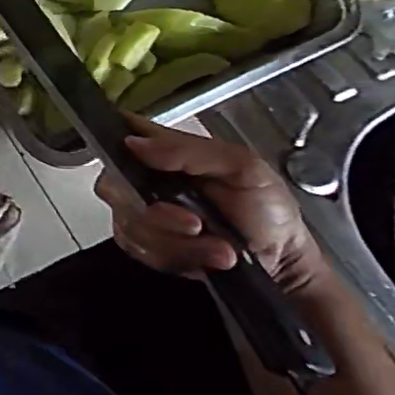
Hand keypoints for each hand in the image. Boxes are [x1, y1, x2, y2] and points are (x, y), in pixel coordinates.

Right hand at [94, 116, 323, 294]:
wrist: (281, 264)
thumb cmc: (267, 210)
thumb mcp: (245, 169)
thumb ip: (192, 152)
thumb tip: (136, 143)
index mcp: (165, 149)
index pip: (120, 131)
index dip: (116, 143)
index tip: (145, 172)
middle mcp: (143, 178)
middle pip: (113, 186)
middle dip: (159, 214)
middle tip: (196, 223)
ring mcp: (138, 211)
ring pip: (129, 224)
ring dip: (178, 242)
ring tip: (218, 247)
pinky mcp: (140, 243)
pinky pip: (138, 249)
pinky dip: (177, 257)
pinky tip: (205, 255)